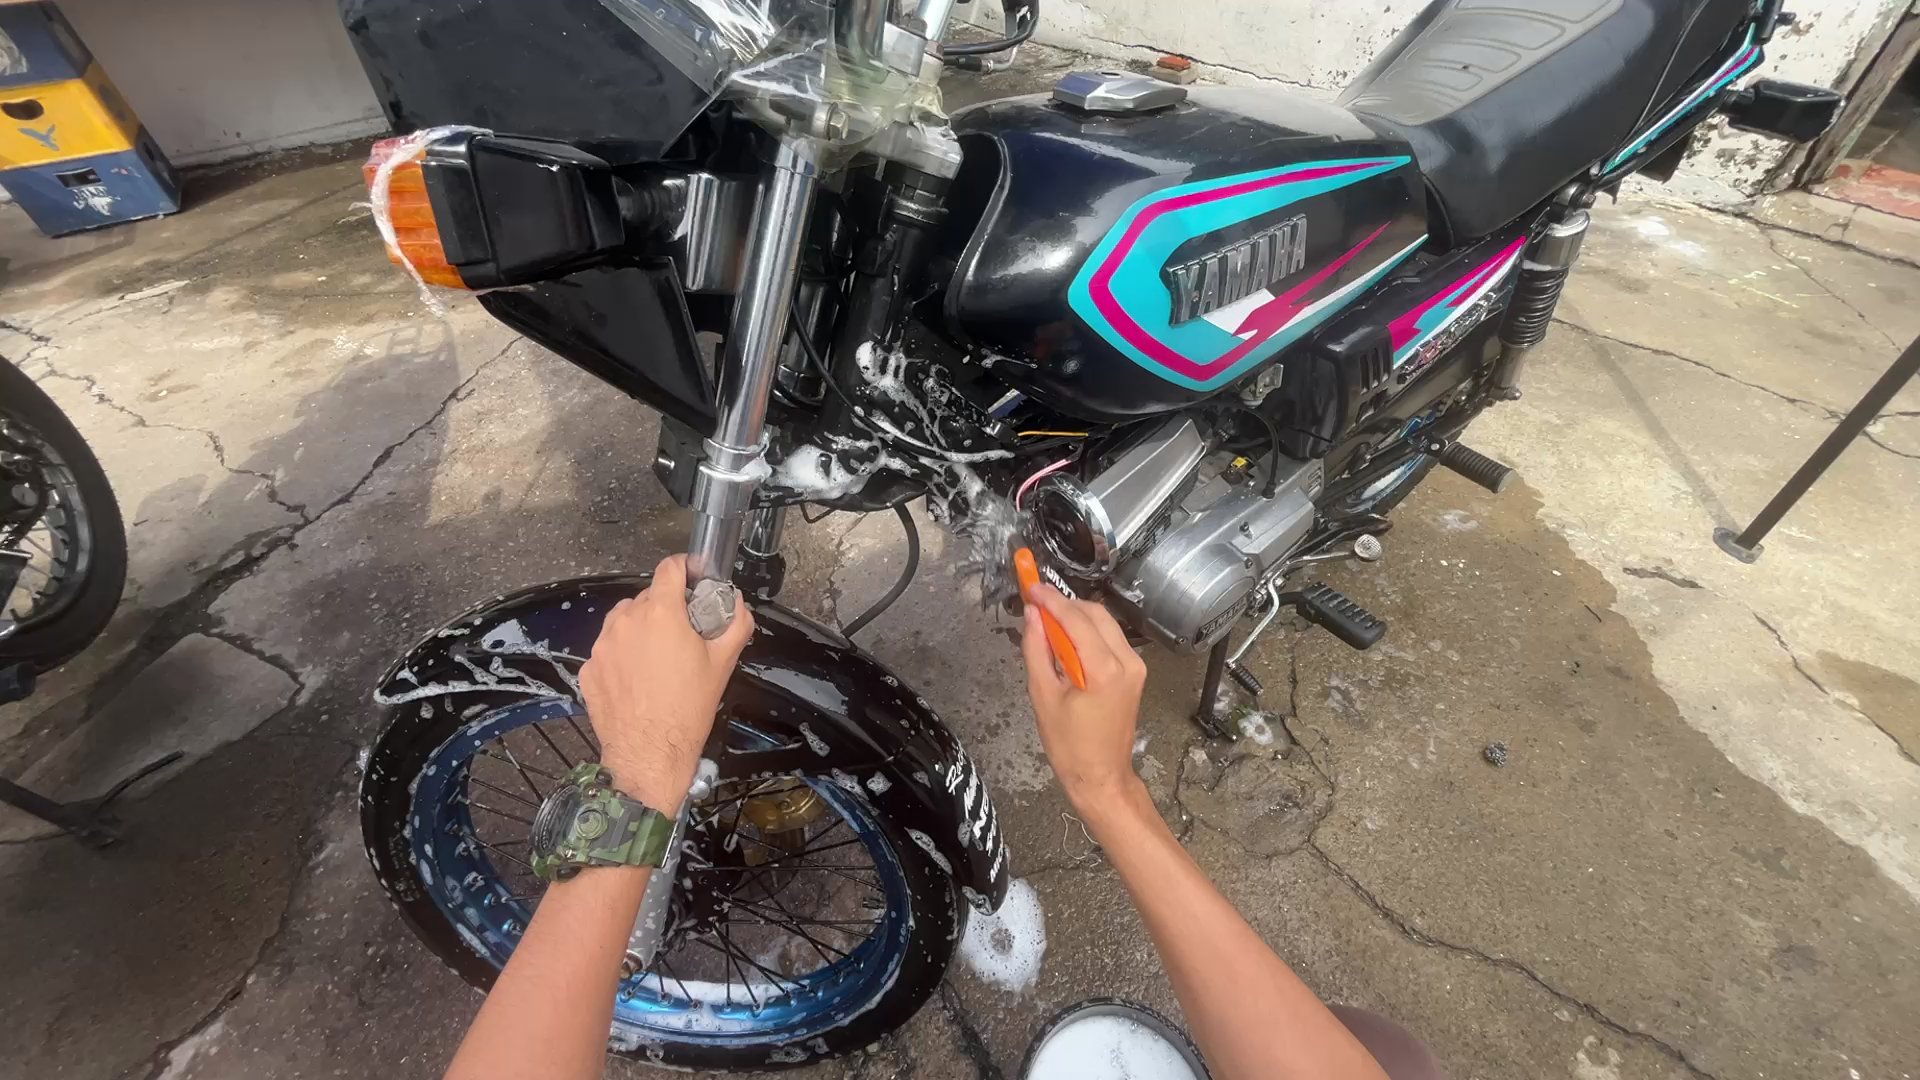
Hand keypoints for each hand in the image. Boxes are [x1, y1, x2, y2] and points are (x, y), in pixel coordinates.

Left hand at [580, 555, 753, 810]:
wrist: (650, 754)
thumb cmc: (690, 706)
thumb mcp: (724, 662)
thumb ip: (736, 623)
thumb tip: (738, 605)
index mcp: (662, 613)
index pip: (669, 568)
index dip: (686, 568)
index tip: (696, 578)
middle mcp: (626, 621)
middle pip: (648, 596)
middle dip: (667, 607)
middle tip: (685, 632)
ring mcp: (601, 646)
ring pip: (624, 620)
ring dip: (642, 627)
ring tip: (659, 656)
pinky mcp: (587, 669)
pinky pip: (609, 648)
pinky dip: (624, 654)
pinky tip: (639, 678)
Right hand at [1018, 583, 1148, 814]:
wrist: (1102, 776)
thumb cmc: (1069, 745)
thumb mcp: (1042, 696)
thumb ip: (1036, 650)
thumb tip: (1032, 615)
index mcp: (1104, 670)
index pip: (1076, 619)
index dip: (1051, 599)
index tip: (1030, 586)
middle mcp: (1127, 662)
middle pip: (1094, 613)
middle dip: (1064, 605)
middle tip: (1036, 605)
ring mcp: (1136, 666)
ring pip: (1104, 623)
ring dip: (1076, 617)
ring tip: (1047, 625)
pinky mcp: (1135, 672)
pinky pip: (1110, 638)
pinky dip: (1088, 632)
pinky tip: (1067, 643)